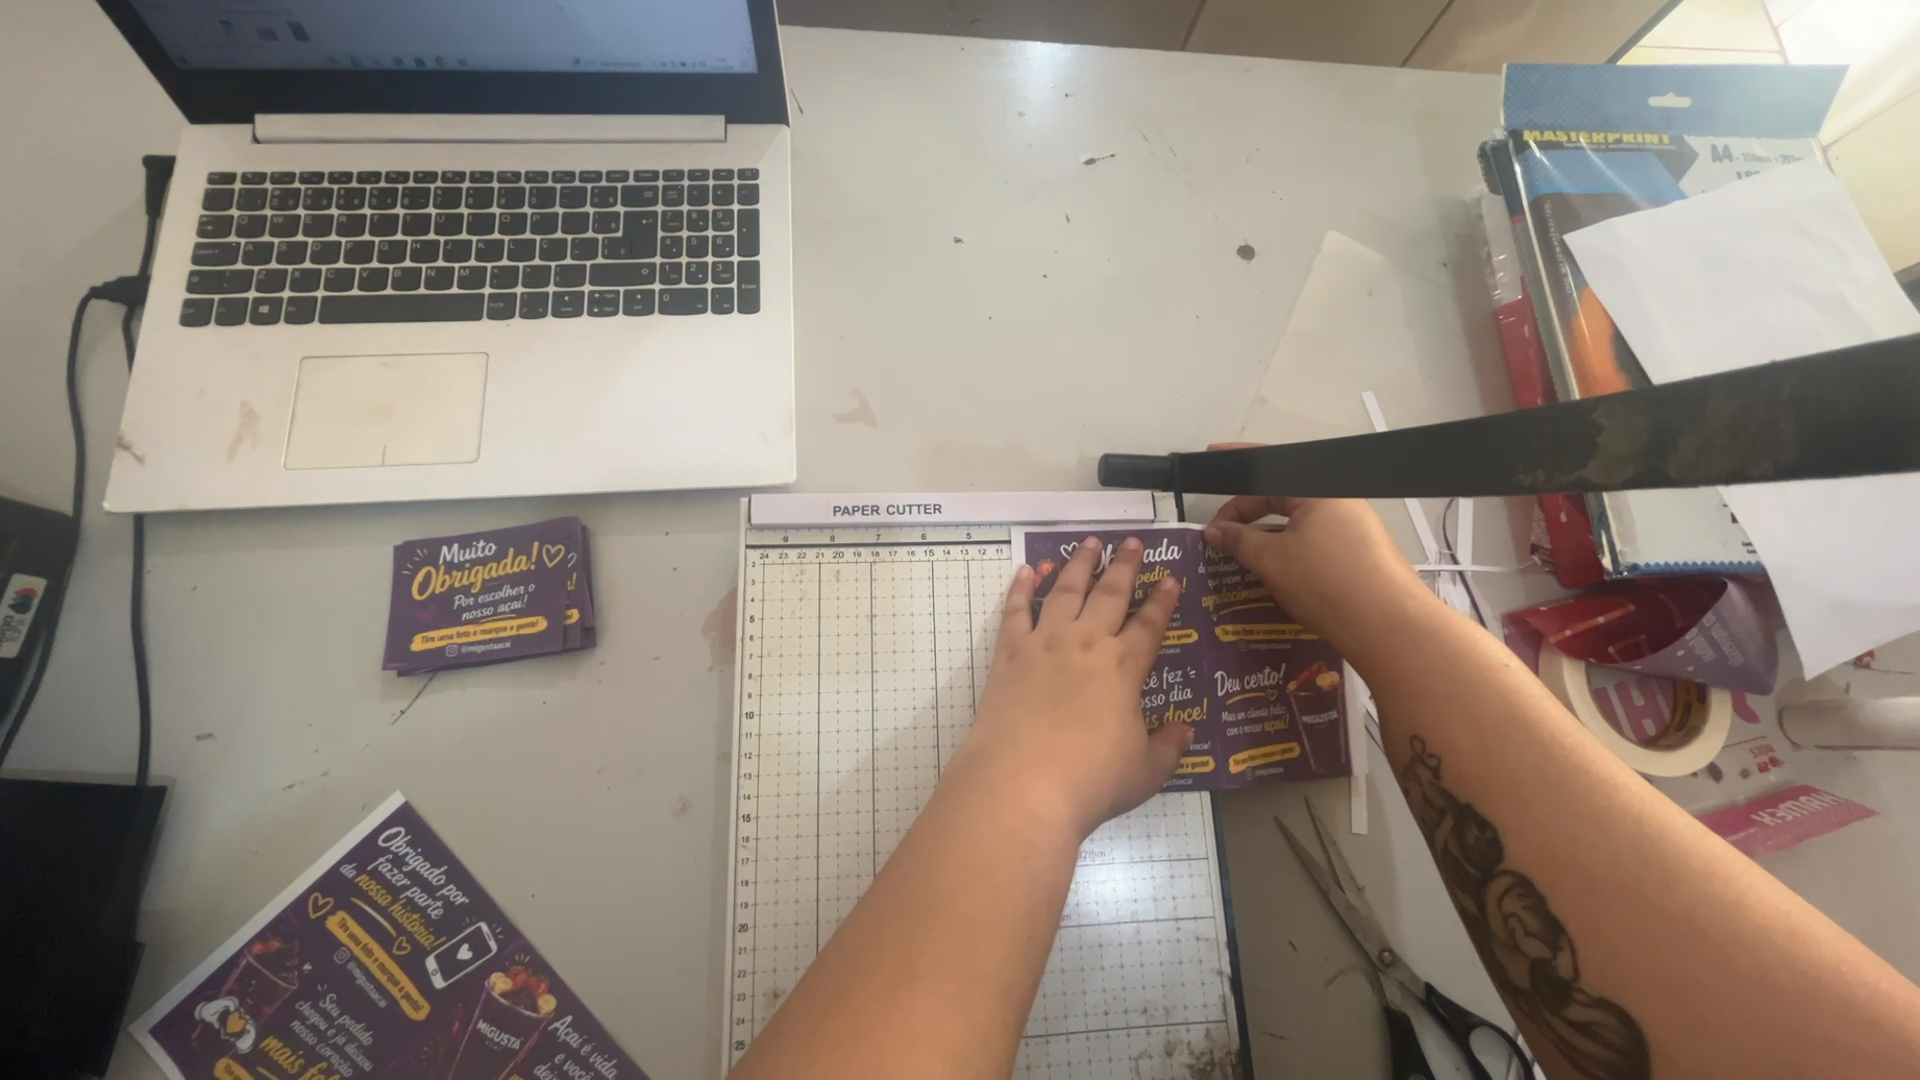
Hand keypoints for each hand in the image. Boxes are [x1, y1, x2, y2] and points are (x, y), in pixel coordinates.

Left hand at [946, 536, 1193, 839]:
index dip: (1162, 600)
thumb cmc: (1091, 780)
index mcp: (1124, 668)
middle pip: (1109, 594)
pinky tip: (1025, 570)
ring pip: (1064, 590)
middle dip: (1124, 566)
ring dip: (1079, 564)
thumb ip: (1168, 746)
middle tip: (1131, 542)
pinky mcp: (1009, 652)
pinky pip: (1016, 610)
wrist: (1023, 782)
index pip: (1150, 624)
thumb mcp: (1145, 771)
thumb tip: (1186, 729)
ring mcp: (1045, 643)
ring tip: (1088, 543)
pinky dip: (1020, 588)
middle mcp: (1086, 643)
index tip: (1170, 578)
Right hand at [1199, 447, 1425, 648]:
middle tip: (1218, 534)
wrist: (1389, 628)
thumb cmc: (1326, 582)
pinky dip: (1287, 554)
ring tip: (1238, 558)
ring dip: (1265, 539)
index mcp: (1321, 491)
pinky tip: (1271, 575)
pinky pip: (1312, 546)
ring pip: (1297, 526)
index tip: (1209, 472)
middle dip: (1246, 514)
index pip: (1269, 470)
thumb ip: (1237, 539)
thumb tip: (1213, 531)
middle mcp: (1341, 504)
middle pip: (1282, 498)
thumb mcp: (1270, 558)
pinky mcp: (1359, 558)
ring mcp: (1354, 531)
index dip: (1235, 470)